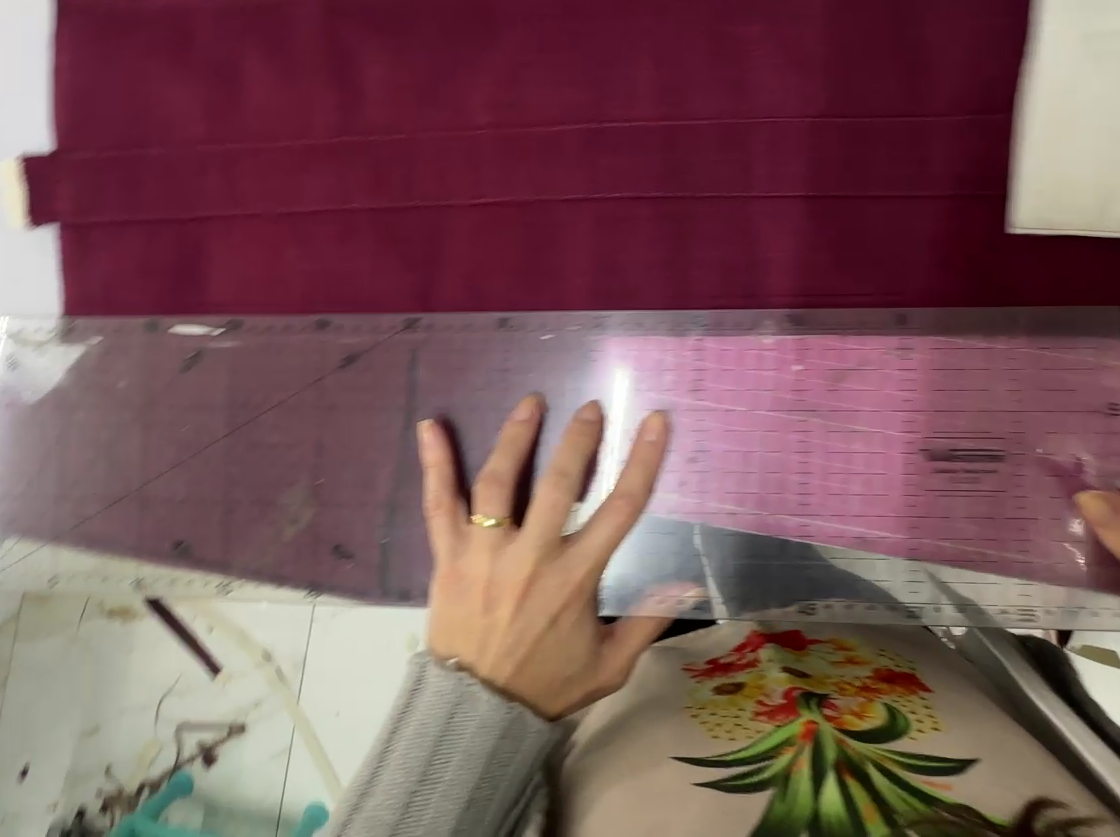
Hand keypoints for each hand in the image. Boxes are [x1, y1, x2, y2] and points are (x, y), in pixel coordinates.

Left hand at [418, 394, 687, 719]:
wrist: (475, 717)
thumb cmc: (546, 686)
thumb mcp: (609, 665)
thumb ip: (647, 623)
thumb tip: (688, 586)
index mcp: (575, 577)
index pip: (620, 508)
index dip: (641, 461)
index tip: (653, 421)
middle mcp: (531, 555)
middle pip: (558, 483)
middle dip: (578, 439)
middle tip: (590, 407)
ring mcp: (484, 551)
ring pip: (498, 482)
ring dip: (516, 437)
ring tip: (531, 403)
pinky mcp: (447, 555)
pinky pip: (439, 503)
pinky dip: (434, 463)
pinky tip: (430, 425)